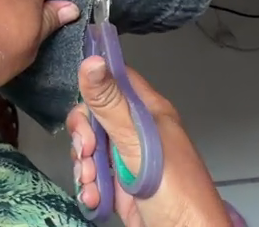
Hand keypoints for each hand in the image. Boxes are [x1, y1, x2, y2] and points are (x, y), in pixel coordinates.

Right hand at [67, 59, 232, 226]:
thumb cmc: (175, 193)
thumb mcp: (138, 144)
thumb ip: (110, 103)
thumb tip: (91, 60)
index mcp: (149, 112)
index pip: (115, 80)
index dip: (93, 87)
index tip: (83, 107)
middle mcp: (138, 131)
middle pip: (95, 115)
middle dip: (83, 135)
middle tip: (86, 152)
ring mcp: (129, 159)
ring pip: (90, 146)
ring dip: (83, 164)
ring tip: (90, 183)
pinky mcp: (121, 186)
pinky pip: (94, 173)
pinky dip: (89, 185)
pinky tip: (94, 198)